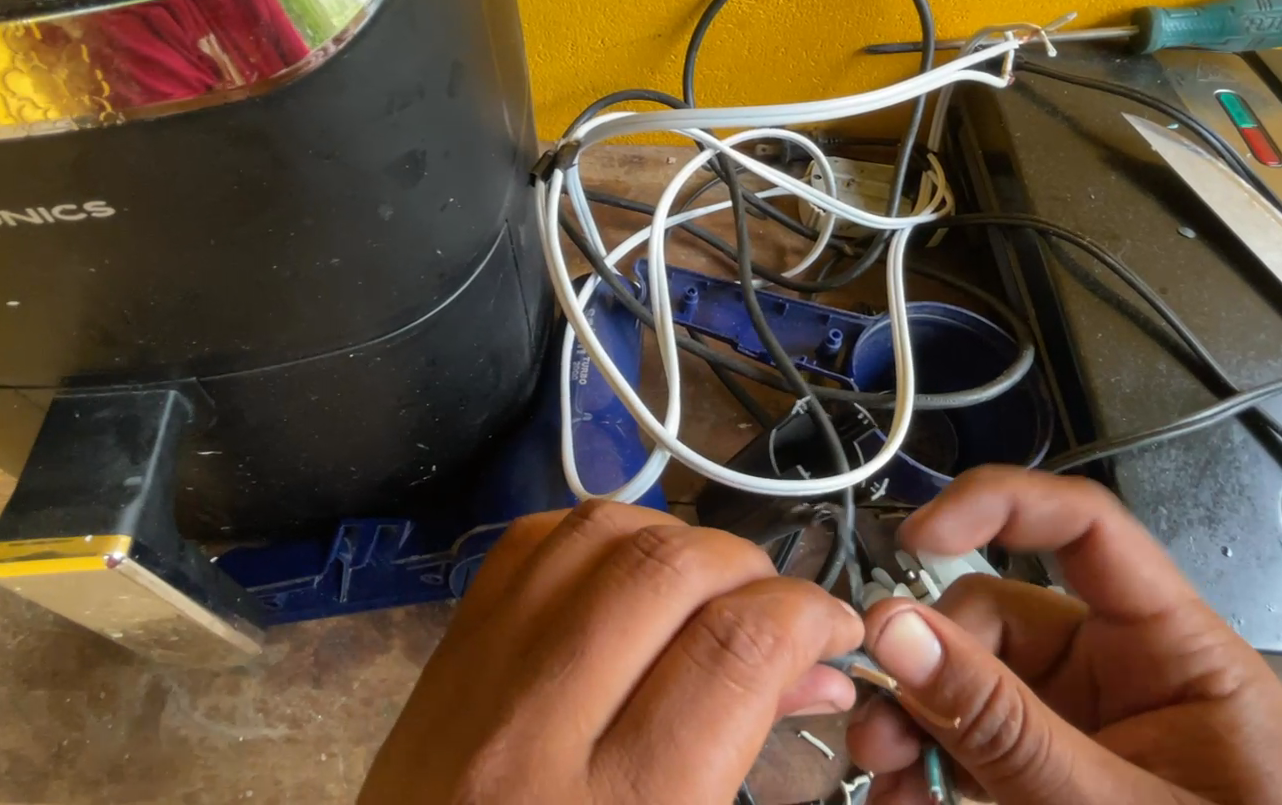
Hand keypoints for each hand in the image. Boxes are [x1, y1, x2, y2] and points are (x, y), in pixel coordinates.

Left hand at [360, 499, 864, 802]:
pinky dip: (600, 535)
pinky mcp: (451, 642)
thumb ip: (751, 750)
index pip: (733, 650)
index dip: (805, 614)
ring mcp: (480, 669)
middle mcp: (537, 726)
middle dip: (745, 565)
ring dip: (675, 536)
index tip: (830, 623)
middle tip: (770, 603)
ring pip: (600, 530)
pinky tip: (626, 571)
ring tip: (704, 582)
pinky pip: (535, 538)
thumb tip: (817, 670)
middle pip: (667, 570)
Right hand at [847, 466, 1281, 803]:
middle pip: (997, 618)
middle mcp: (1118, 669)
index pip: (1084, 529)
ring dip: (912, 718)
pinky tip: (903, 797)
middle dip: (925, 660)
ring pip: (968, 680)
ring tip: (879, 771)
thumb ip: (1005, 727)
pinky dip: (930, 763)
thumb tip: (892, 627)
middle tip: (875, 717)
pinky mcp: (1050, 773)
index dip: (998, 507)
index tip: (914, 538)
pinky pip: (971, 741)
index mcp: (1175, 650)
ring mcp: (1080, 723)